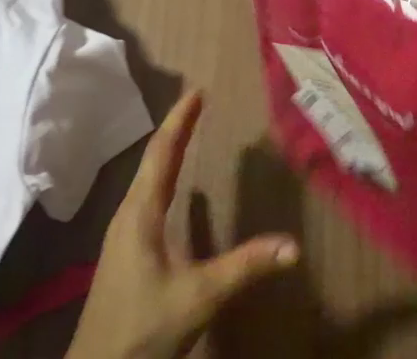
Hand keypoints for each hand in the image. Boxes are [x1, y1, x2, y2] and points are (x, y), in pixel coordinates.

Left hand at [66, 91, 298, 358]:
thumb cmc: (142, 326)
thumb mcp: (199, 297)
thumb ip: (244, 267)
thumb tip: (293, 245)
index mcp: (141, 213)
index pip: (162, 154)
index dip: (180, 121)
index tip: (196, 91)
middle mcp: (128, 215)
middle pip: (153, 161)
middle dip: (175, 130)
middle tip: (196, 102)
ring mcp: (123, 235)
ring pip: (147, 181)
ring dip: (168, 154)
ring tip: (187, 134)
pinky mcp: (126, 253)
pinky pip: (147, 200)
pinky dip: (164, 180)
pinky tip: (175, 193)